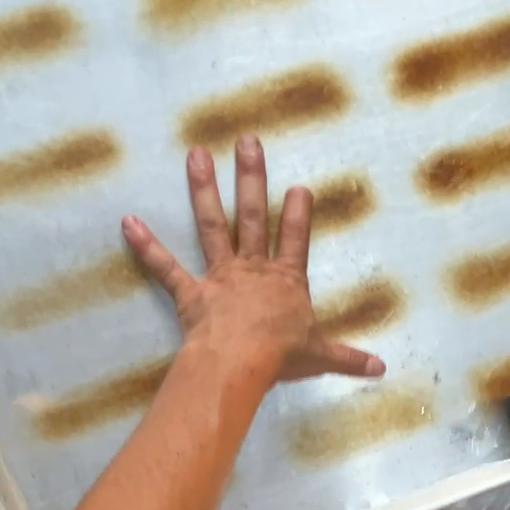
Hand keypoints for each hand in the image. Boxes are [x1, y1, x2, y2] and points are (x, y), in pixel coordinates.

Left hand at [123, 135, 384, 382]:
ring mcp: (221, 277)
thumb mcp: (321, 356)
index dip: (297, 214)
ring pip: (212, 227)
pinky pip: (167, 268)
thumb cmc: (282, 355)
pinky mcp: (192, 293)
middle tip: (247, 141)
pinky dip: (147, 246)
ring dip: (204, 190)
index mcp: (286, 281)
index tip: (297, 186)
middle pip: (253, 216)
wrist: (242, 362)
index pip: (295, 239)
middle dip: (251, 178)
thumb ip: (349, 358)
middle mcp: (253, 269)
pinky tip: (128, 222)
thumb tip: (381, 369)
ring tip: (195, 155)